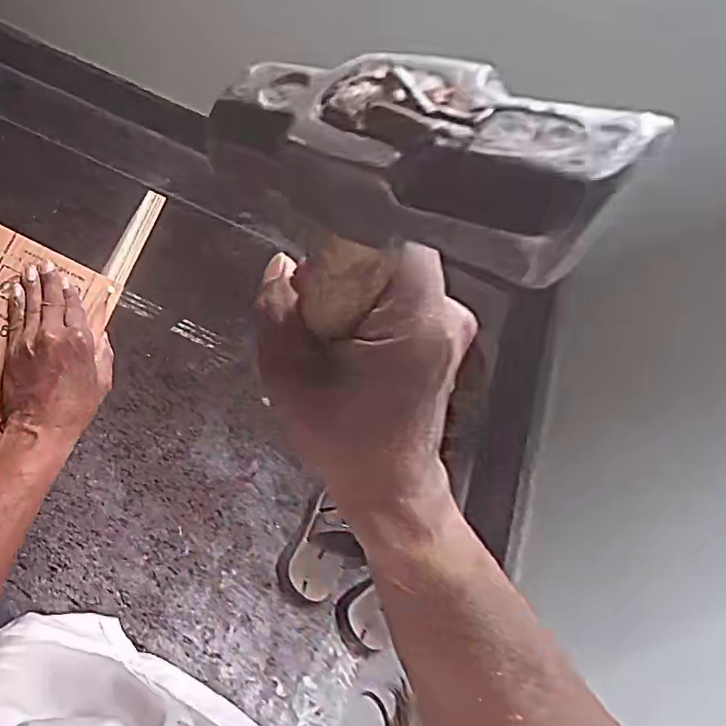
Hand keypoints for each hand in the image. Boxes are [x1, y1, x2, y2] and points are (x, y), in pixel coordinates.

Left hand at [1, 264, 112, 444]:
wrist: (40, 426)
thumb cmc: (72, 410)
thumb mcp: (100, 382)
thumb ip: (102, 353)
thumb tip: (100, 336)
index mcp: (80, 341)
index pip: (75, 306)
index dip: (70, 291)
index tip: (67, 281)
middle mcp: (55, 335)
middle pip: (52, 299)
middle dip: (50, 279)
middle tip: (46, 265)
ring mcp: (31, 340)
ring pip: (32, 304)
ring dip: (31, 284)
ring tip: (30, 270)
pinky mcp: (14, 348)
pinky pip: (15, 318)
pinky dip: (15, 302)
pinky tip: (15, 291)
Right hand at [254, 245, 476, 506]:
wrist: (387, 485)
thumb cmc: (342, 438)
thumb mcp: (286, 373)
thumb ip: (277, 312)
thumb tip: (280, 267)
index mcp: (417, 320)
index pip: (389, 240)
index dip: (339, 247)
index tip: (308, 272)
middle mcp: (446, 316)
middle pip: (385, 259)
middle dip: (336, 278)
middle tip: (307, 318)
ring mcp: (449, 328)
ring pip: (387, 281)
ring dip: (346, 298)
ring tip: (322, 341)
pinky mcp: (439, 339)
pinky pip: (394, 301)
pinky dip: (360, 313)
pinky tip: (339, 349)